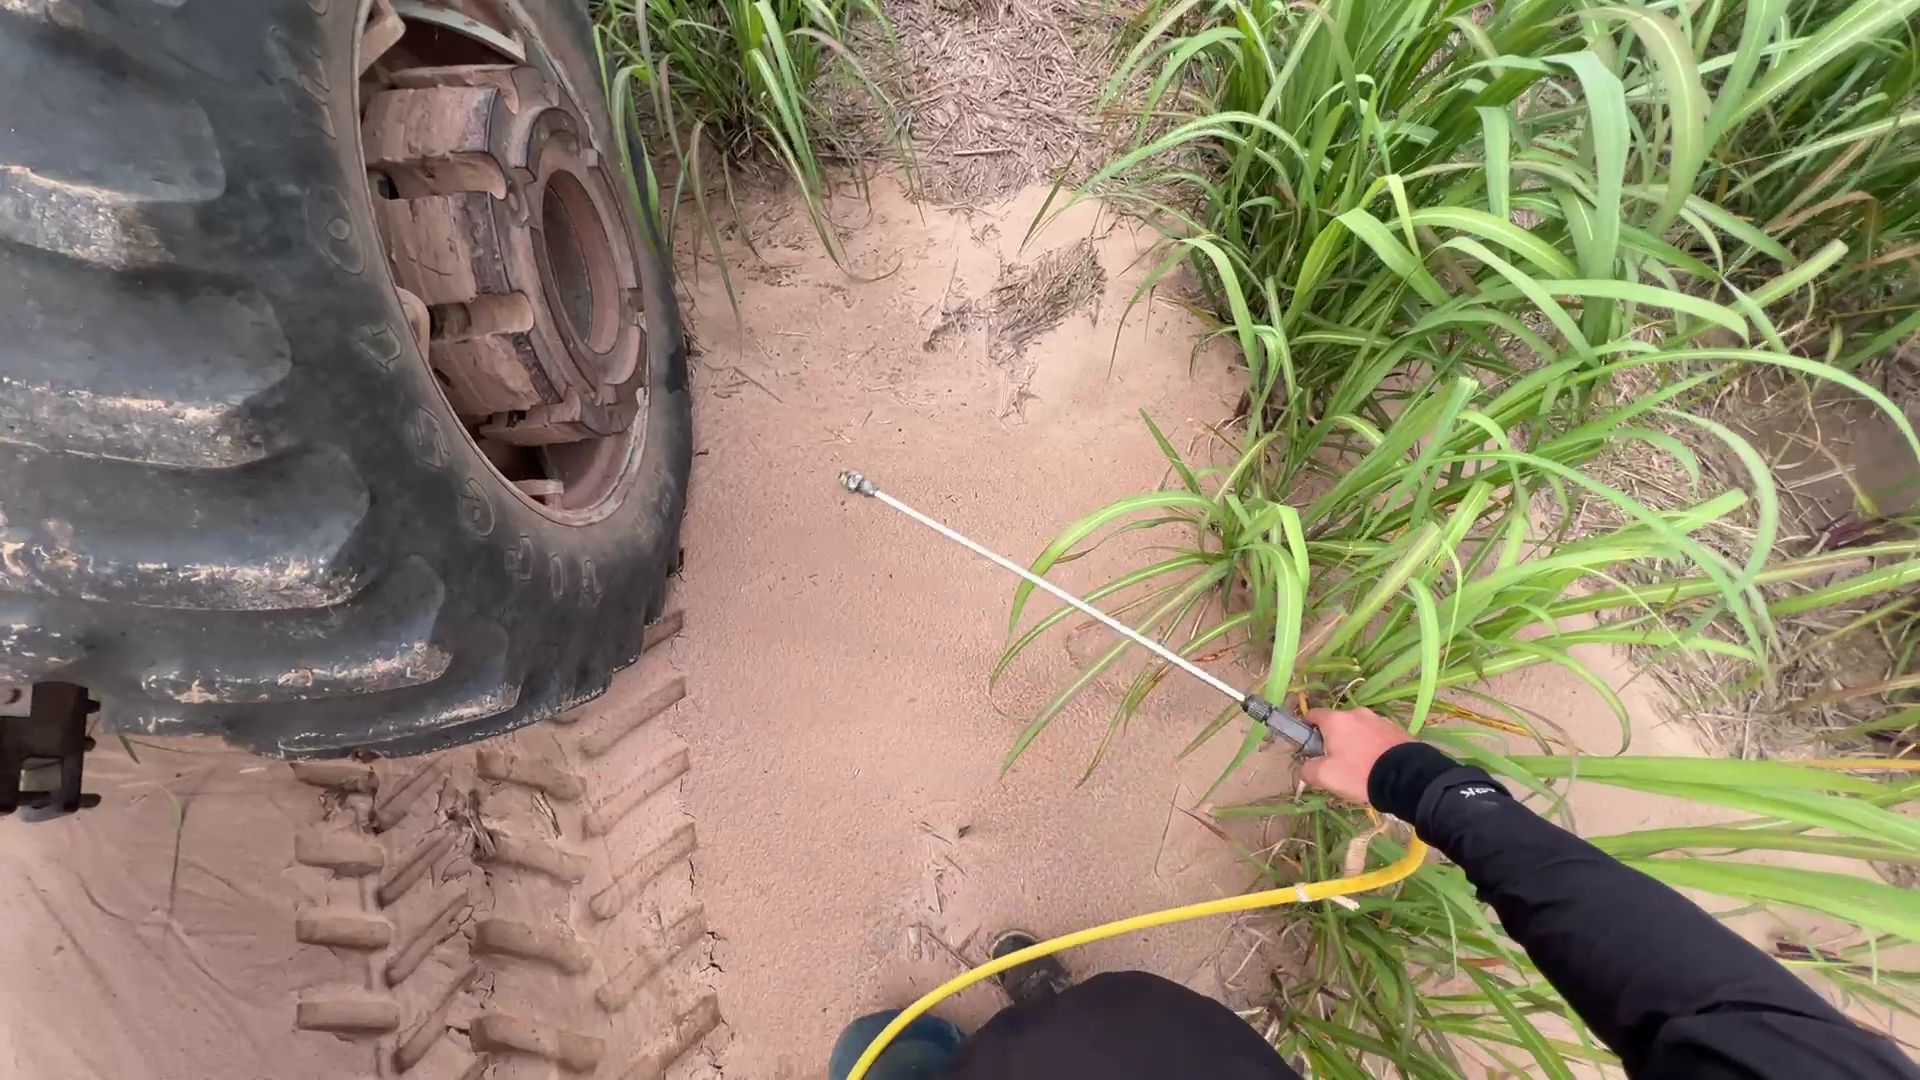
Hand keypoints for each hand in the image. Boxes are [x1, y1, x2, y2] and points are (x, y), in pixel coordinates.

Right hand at [1299, 707, 1412, 804]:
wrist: (1411, 780)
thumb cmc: (1360, 773)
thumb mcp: (1325, 776)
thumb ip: (1308, 769)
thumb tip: (1306, 767)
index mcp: (1335, 720)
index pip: (1312, 714)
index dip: (1307, 729)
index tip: (1310, 747)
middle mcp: (1357, 714)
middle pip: (1338, 723)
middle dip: (1334, 738)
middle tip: (1337, 762)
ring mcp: (1381, 721)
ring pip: (1360, 729)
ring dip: (1357, 742)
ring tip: (1363, 767)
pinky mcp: (1400, 731)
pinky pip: (1379, 737)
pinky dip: (1376, 747)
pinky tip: (1380, 766)